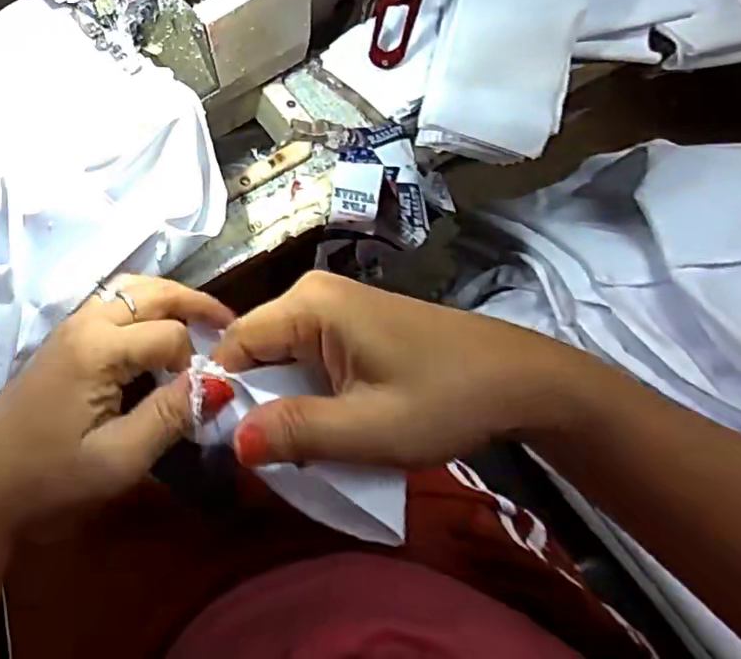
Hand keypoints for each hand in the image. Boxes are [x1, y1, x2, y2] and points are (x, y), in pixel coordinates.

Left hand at [0, 276, 235, 541]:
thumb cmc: (51, 477)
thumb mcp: (117, 460)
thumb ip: (168, 416)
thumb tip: (218, 383)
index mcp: (99, 348)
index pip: (170, 334)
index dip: (198, 360)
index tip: (213, 392)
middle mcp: (86, 322)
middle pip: (151, 292)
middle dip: (193, 303)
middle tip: (228, 326)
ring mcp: (71, 325)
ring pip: (129, 289)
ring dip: (167, 298)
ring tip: (198, 323)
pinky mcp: (63, 336)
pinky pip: (112, 302)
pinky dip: (143, 305)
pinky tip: (156, 331)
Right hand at [210, 271, 596, 470]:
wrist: (518, 377)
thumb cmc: (445, 399)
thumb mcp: (371, 429)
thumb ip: (298, 433)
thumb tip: (233, 443)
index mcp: (308, 304)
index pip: (236, 341)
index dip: (222, 388)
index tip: (222, 437)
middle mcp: (310, 291)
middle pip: (255, 344)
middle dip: (253, 395)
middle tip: (262, 448)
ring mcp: (329, 300)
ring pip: (278, 350)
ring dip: (280, 394)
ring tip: (292, 438)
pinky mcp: (345, 316)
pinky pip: (302, 349)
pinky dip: (302, 385)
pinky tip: (321, 415)